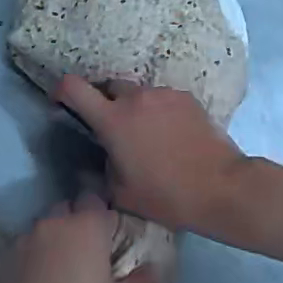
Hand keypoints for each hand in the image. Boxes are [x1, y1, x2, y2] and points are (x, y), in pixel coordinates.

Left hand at [0, 195, 157, 282]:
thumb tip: (150, 267)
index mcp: (86, 226)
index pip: (96, 199)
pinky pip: (27, 250)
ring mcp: (23, 243)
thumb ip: (142, 280)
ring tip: (68, 274)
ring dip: (57, 240)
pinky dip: (37, 259)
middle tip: (93, 256)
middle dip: (80, 224)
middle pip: (68, 210)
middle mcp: (52, 224)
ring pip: (45, 229)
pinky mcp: (3, 265)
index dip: (105, 216)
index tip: (114, 240)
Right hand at [55, 76, 248, 231]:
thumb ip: (100, 171)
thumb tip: (96, 159)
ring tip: (145, 135)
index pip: (74, 87)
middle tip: (111, 128)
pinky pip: (163, 98)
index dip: (61, 90)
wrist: (220, 186)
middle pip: (109, 87)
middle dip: (104, 102)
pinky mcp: (187, 98)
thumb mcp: (121, 193)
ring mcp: (164, 94)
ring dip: (134, 108)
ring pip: (139, 93)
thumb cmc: (165, 195)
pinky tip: (169, 135)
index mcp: (113, 119)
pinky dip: (158, 111)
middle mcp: (136, 98)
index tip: (61, 102)